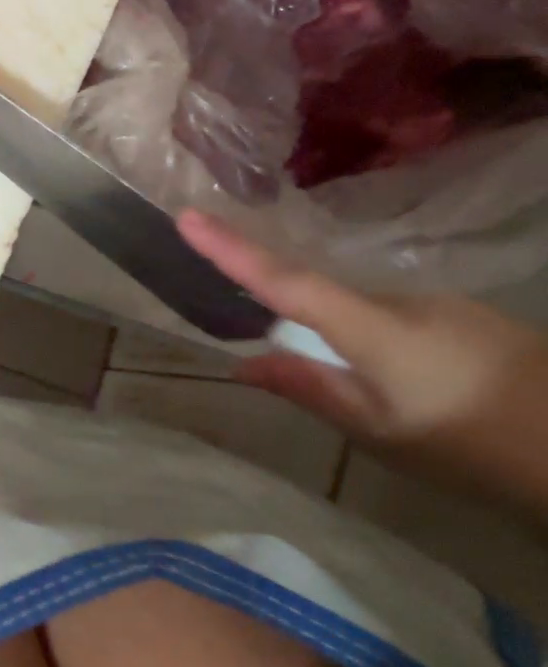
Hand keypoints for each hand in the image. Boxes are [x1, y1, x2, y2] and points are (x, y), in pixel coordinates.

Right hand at [177, 210, 547, 448]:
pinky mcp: (474, 320)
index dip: (231, 250)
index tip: (187, 218)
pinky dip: (380, 345)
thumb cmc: (478, 448)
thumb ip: (310, 388)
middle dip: (296, 324)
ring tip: (374, 399)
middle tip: (301, 375)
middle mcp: (407, 302)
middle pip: (323, 297)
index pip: (285, 282)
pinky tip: (410, 389)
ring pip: (363, 312)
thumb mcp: (380, 432)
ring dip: (345, 342)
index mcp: (376, 328)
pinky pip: (398, 321)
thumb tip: (245, 363)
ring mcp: (447, 307)